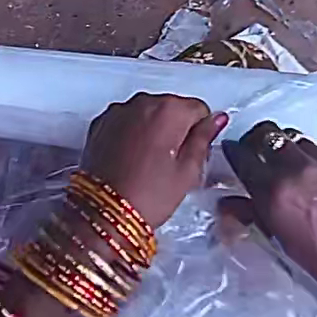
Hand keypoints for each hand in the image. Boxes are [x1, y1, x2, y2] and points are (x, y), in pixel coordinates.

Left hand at [79, 93, 226, 227]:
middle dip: (176, 129)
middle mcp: (142, 102)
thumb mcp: (189, 171)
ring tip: (149, 164)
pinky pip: (126, 121)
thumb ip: (205, 138)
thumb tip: (216, 120)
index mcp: (169, 110)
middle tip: (171, 163)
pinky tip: (131, 159)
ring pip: (148, 113)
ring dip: (153, 130)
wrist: (104, 214)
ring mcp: (118, 111)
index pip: (200, 109)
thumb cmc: (148, 196)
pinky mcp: (100, 124)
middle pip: (172, 108)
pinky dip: (131, 133)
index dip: (201, 132)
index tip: (191, 153)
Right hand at [220, 121, 316, 316]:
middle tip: (254, 149)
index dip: (234, 152)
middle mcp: (299, 173)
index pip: (243, 156)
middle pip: (267, 133)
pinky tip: (312, 175)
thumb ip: (248, 213)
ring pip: (294, 138)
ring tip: (285, 163)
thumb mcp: (276, 238)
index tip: (233, 152)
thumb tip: (229, 202)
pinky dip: (311, 157)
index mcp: (275, 193)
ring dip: (285, 147)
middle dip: (256, 139)